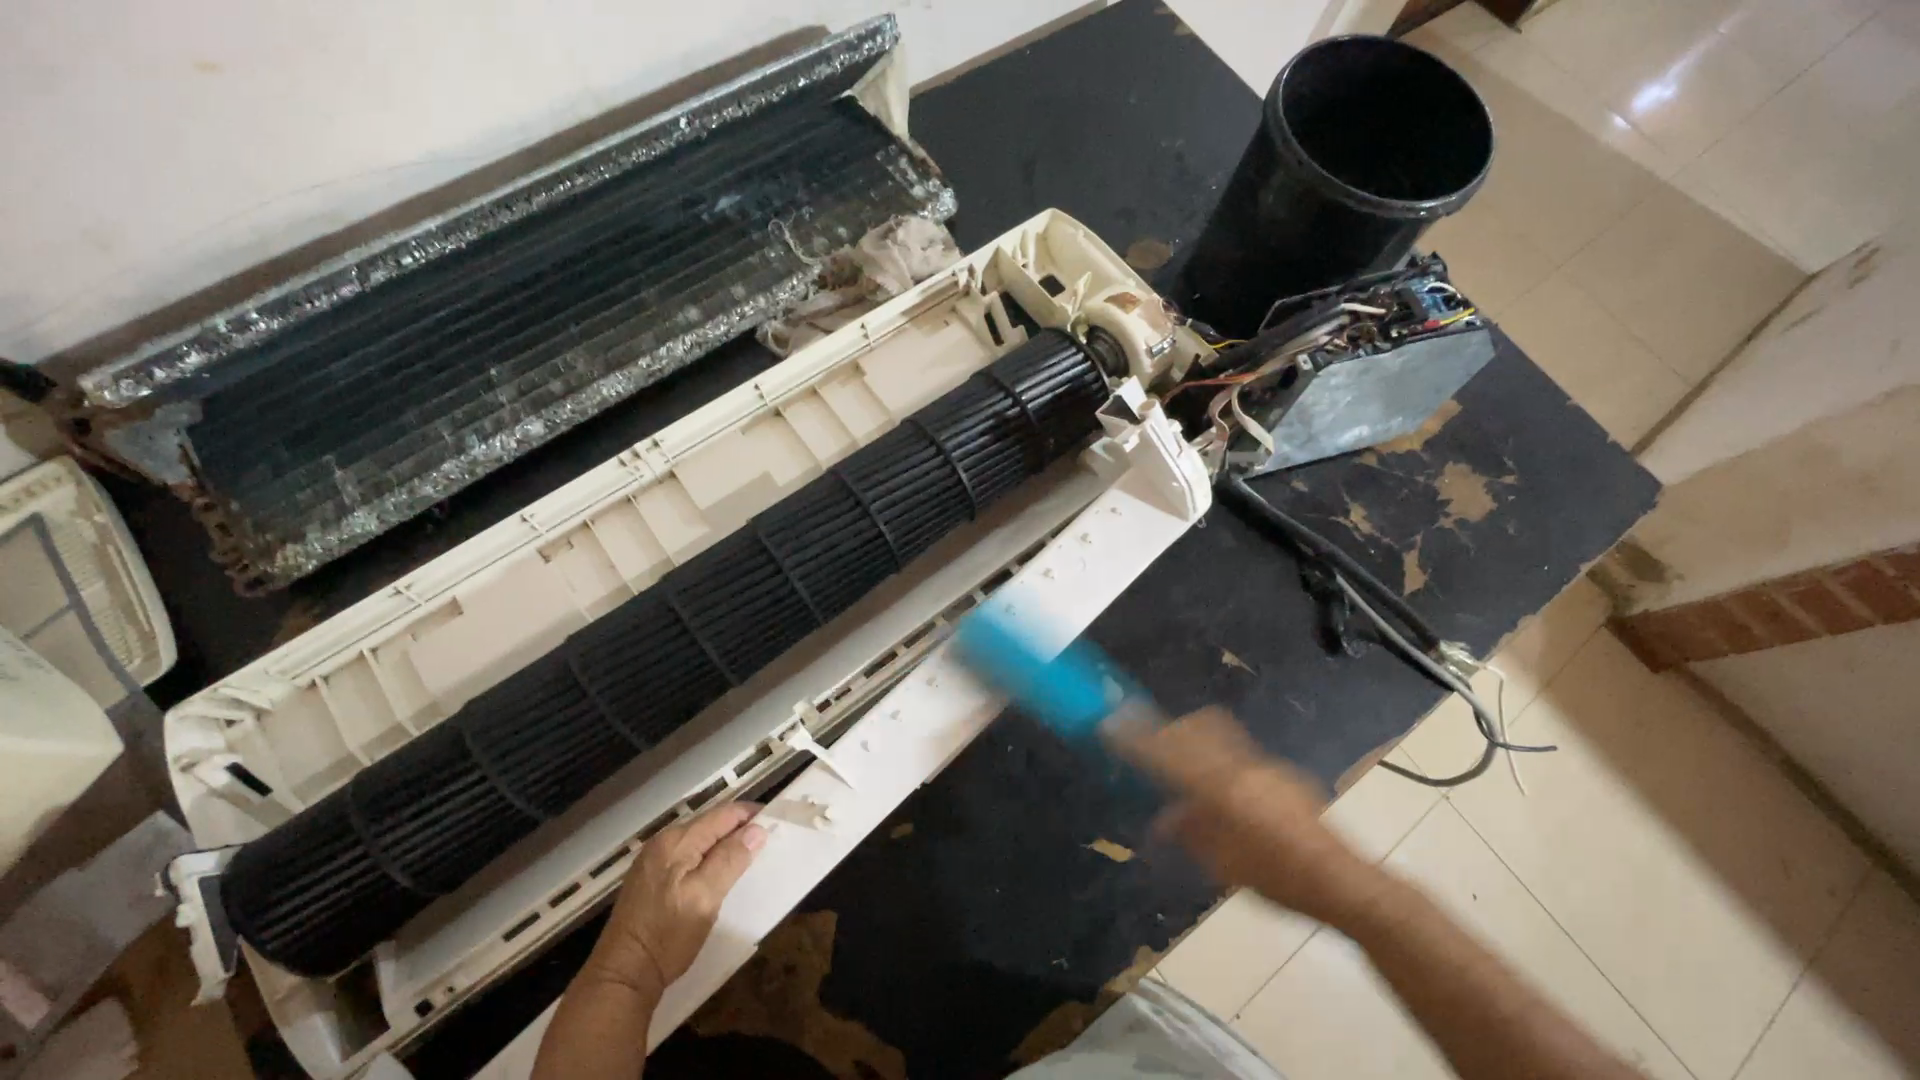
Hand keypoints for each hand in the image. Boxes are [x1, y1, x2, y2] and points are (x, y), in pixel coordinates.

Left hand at [586, 802, 767, 996]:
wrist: (622, 975)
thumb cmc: (667, 937)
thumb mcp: (705, 898)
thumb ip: (730, 860)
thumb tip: (756, 830)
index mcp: (676, 842)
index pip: (722, 814)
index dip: (750, 815)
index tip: (777, 821)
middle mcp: (662, 843)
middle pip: (709, 823)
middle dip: (739, 828)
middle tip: (767, 841)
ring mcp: (652, 861)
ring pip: (698, 840)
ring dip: (724, 843)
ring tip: (748, 855)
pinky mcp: (649, 878)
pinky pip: (686, 855)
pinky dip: (707, 856)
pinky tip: (717, 871)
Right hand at [1115, 707, 1385, 924]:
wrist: (1341, 883)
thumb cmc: (1277, 881)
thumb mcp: (1224, 866)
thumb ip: (1191, 833)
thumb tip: (1165, 818)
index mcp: (1223, 789)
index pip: (1170, 754)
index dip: (1140, 738)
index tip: (1115, 725)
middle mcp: (1244, 768)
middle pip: (1200, 728)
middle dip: (1171, 729)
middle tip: (1150, 741)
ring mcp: (1269, 768)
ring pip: (1223, 738)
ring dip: (1196, 742)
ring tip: (1184, 768)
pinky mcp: (1286, 777)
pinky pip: (1241, 756)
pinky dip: (1221, 763)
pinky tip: (1224, 796)